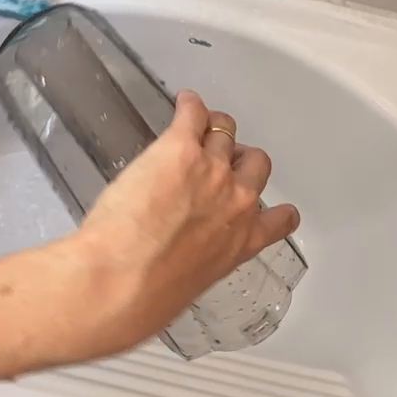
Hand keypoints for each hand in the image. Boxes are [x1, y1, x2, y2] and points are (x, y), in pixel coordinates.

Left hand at [66, 90, 299, 353]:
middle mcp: (236, 202)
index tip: (272, 207)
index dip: (274, 208)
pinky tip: (184, 102)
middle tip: (220, 159)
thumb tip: (180, 263)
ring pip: (225, 133)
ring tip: (201, 125)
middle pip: (255, 163)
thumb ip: (196, 264)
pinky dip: (190, 105)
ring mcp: (210, 171)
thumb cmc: (145, 294)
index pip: (278, 219)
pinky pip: (194, 114)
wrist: (119, 281)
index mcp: (241, 243)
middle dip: (239, 159)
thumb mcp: (187, 287)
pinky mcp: (179, 149)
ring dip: (214, 128)